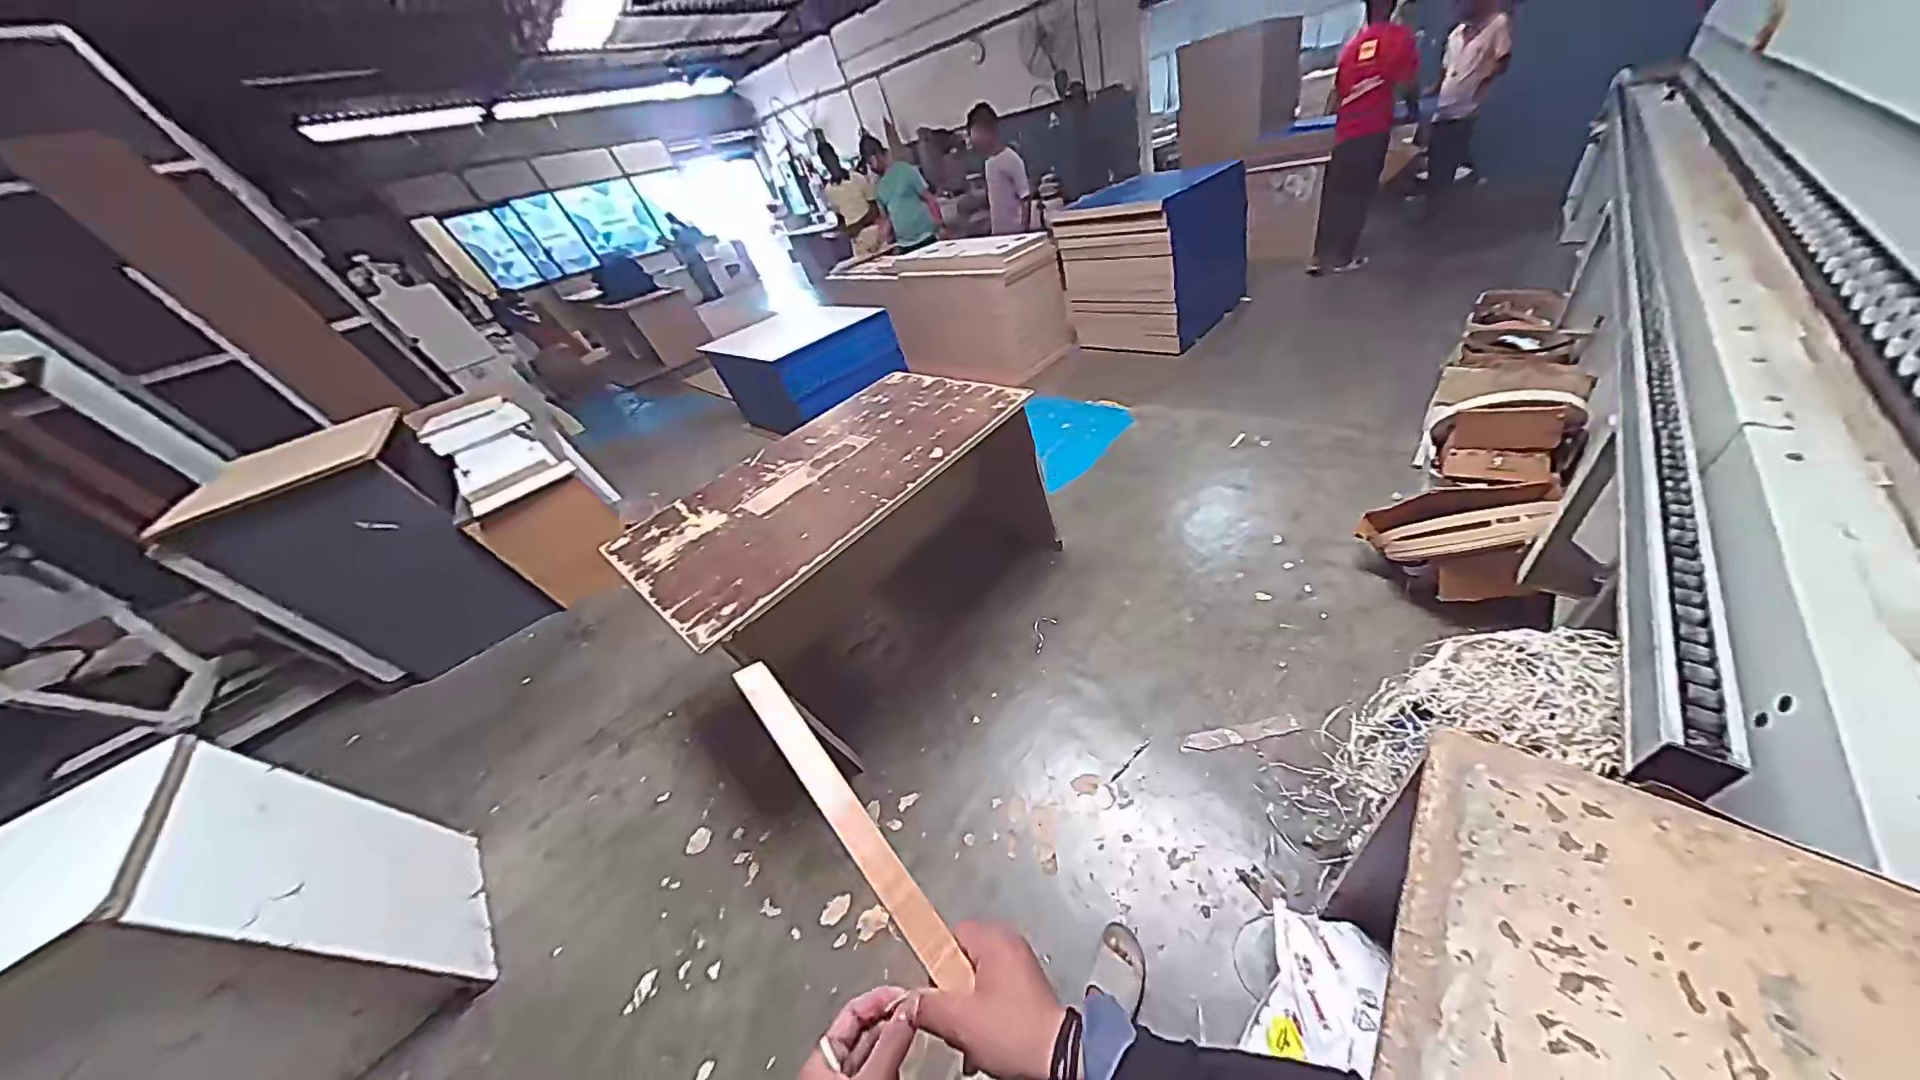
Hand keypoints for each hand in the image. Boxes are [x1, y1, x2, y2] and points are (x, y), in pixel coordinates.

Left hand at [798, 986, 916, 1079]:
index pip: (852, 1012)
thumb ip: (890, 1042)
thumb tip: (910, 1006)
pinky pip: (879, 1073)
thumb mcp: (870, 1077)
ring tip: (916, 1032)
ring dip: (895, 1042)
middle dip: (891, 1019)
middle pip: (865, 1033)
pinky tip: (908, 1063)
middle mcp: (829, 1073)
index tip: (906, 994)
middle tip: (916, 1011)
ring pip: (873, 1055)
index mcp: (820, 1060)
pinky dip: (894, 1064)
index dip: (880, 999)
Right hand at [913, 921, 1065, 1079]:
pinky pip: (998, 990)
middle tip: (953, 1015)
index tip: (934, 987)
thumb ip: (928, 1005)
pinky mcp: (1030, 987)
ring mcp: (1022, 965)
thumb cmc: (1012, 1030)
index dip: (938, 960)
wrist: (1058, 1057)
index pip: (953, 934)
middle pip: (965, 959)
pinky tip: (987, 1038)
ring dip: (971, 1006)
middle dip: (955, 991)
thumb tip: (908, 1001)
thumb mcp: (960, 1020)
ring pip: (980, 979)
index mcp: (994, 940)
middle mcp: (1010, 945)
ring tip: (970, 1033)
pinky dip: (989, 1011)